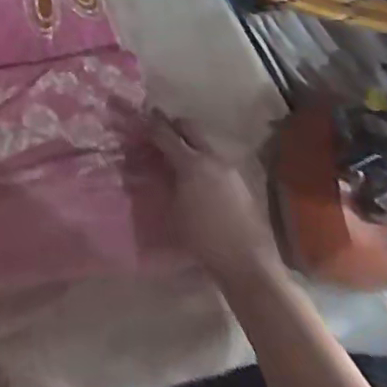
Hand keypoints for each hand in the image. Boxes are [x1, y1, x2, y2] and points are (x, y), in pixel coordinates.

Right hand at [148, 112, 283, 283]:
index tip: (137, 122)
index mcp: (191, 163)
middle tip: (157, 134)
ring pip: (204, 144)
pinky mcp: (240, 182)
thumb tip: (152, 165)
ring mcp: (229, 169)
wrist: (249, 264)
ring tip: (174, 161)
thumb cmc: (202, 238)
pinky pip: (215, 160)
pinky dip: (201, 160)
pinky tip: (195, 180)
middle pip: (189, 127)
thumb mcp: (172, 210)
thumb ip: (163, 181)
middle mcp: (212, 159)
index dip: (148, 125)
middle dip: (171, 125)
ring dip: (188, 144)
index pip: (164, 133)